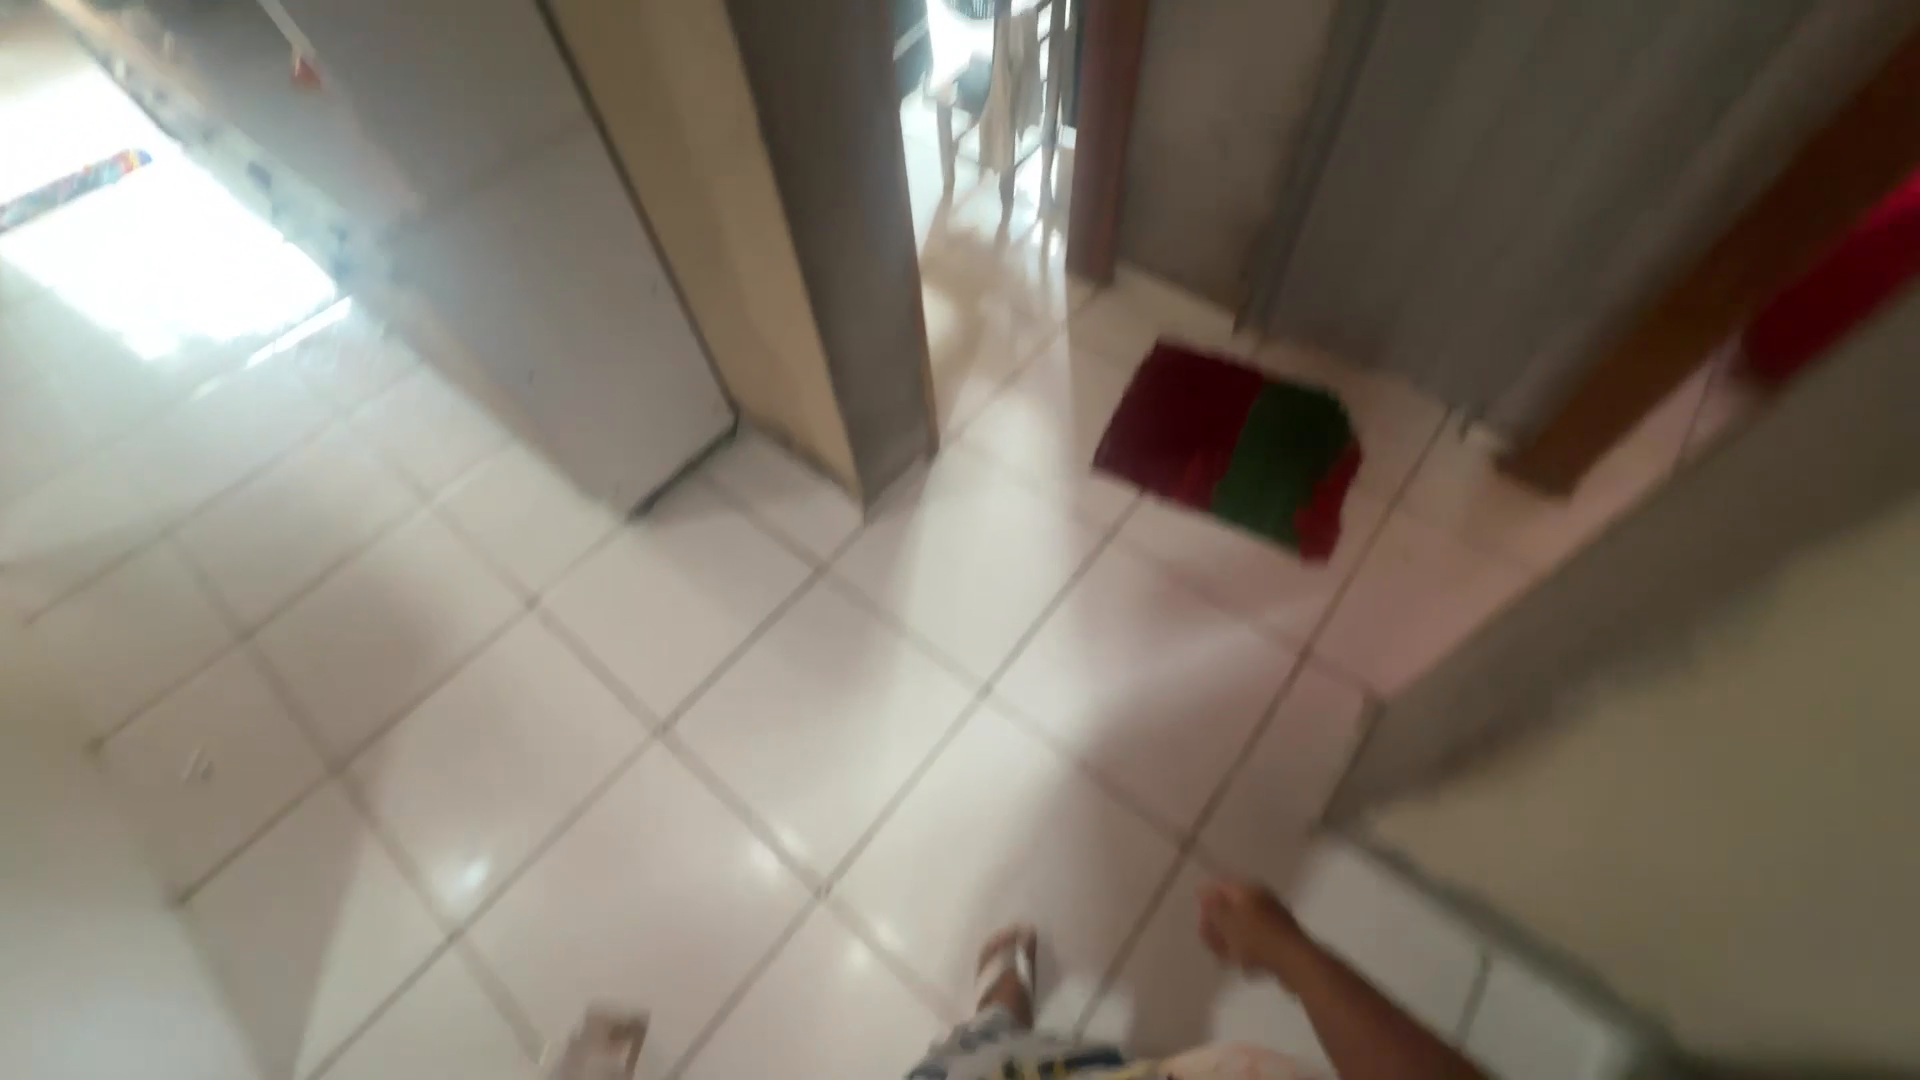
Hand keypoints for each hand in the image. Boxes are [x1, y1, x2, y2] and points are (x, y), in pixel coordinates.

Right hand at [1198, 878, 1304, 975]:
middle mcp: (1262, 898)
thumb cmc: (1257, 941)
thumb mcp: (1227, 923)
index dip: (1206, 905)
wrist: (1298, 965)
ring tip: (1227, 960)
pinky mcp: (1284, 938)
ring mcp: (1275, 918)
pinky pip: (1259, 940)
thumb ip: (1212, 907)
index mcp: (1248, 890)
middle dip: (1219, 927)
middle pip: (1232, 908)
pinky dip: (1250, 951)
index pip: (1219, 888)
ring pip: (1245, 926)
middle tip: (1212, 946)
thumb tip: (1202, 889)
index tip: (1202, 926)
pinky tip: (1247, 968)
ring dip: (1233, 942)